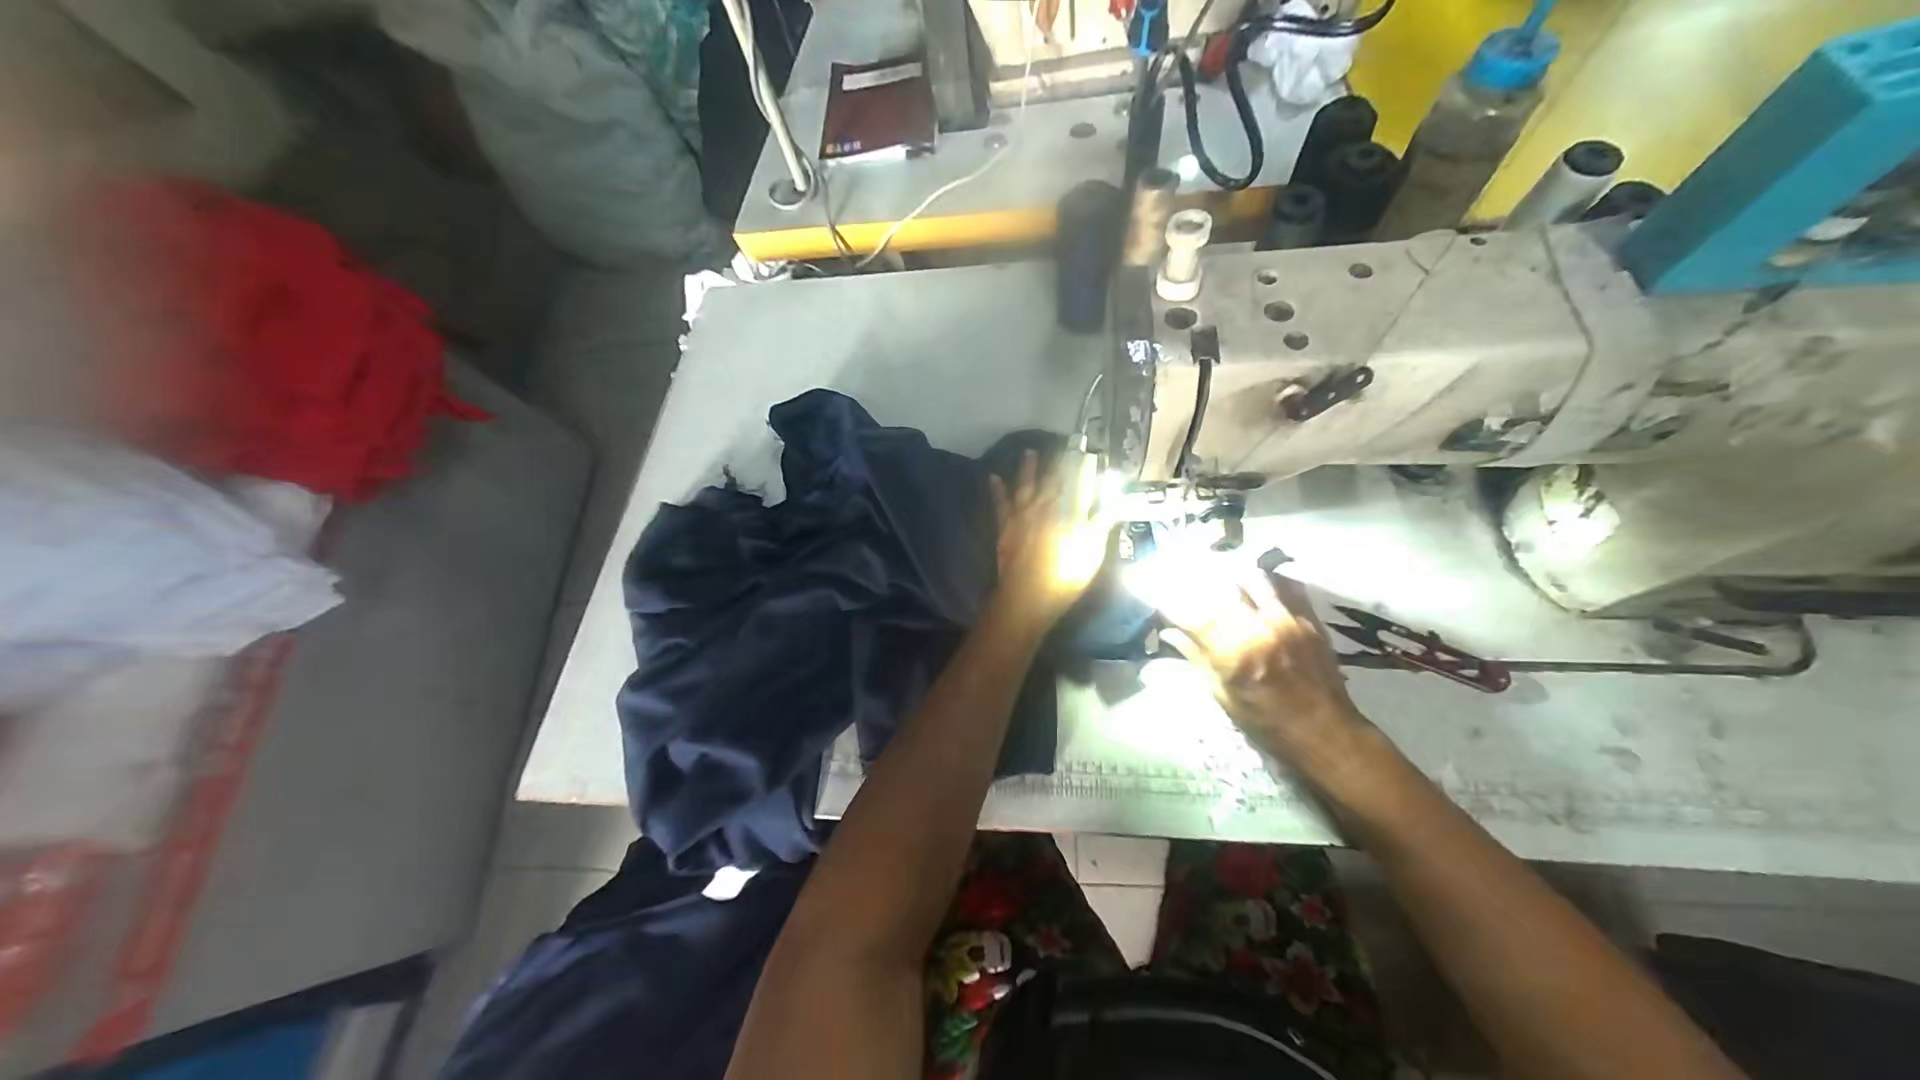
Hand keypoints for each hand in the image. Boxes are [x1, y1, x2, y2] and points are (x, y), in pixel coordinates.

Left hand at [988, 448, 1110, 632]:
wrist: (1028, 595)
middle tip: (1061, 444)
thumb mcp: (1094, 550)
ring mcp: (1022, 514)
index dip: (1082, 463)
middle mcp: (1045, 504)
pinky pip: (1001, 502)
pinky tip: (993, 477)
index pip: (1078, 479)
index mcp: (1069, 508)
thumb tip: (1113, 500)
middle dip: (1057, 460)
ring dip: (1028, 467)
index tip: (1086, 449)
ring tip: (1029, 451)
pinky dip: (998, 489)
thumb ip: (1101, 522)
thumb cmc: (1067, 575)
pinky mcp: (1006, 526)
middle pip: (1051, 477)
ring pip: (1026, 484)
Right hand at [1157, 568, 1369, 761]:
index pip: (1192, 614)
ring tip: (1223, 582)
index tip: (1160, 600)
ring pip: (1252, 577)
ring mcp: (1286, 618)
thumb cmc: (1265, 722)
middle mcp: (1258, 627)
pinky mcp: (1308, 617)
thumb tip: (1170, 633)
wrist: (1325, 732)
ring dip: (1232, 577)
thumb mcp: (1222, 695)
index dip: (1171, 604)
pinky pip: (1284, 585)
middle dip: (1197, 585)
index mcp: (1232, 653)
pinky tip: (1256, 588)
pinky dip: (1265, 582)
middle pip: (1219, 588)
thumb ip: (1196, 657)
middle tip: (1187, 586)